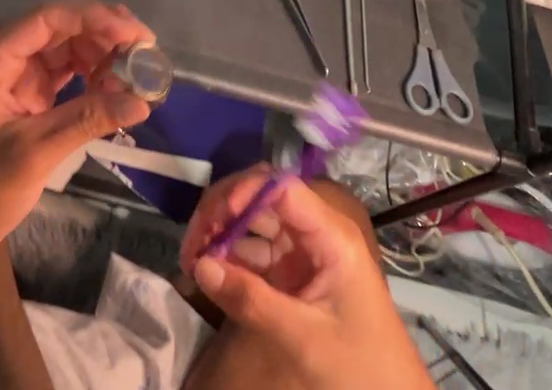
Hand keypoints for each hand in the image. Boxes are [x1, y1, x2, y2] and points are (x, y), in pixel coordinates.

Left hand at [0, 0, 155, 261]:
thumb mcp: (34, 154)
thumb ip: (86, 119)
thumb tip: (143, 102)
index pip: (47, 19)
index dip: (94, 19)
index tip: (135, 33)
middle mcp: (1, 57)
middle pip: (60, 28)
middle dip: (104, 34)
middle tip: (146, 50)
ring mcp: (13, 76)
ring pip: (65, 48)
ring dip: (101, 55)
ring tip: (137, 73)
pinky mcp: (24, 96)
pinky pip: (63, 72)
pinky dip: (91, 76)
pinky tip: (116, 88)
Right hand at [181, 168, 431, 388]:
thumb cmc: (360, 363)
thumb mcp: (305, 337)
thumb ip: (252, 301)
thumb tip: (199, 266)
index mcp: (330, 234)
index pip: (282, 188)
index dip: (244, 192)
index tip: (212, 220)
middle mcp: (314, 231)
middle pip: (261, 198)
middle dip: (222, 212)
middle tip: (192, 244)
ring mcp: (302, 250)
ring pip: (252, 222)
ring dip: (220, 234)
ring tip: (191, 261)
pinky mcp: (292, 271)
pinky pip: (254, 250)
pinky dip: (228, 258)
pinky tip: (206, 272)